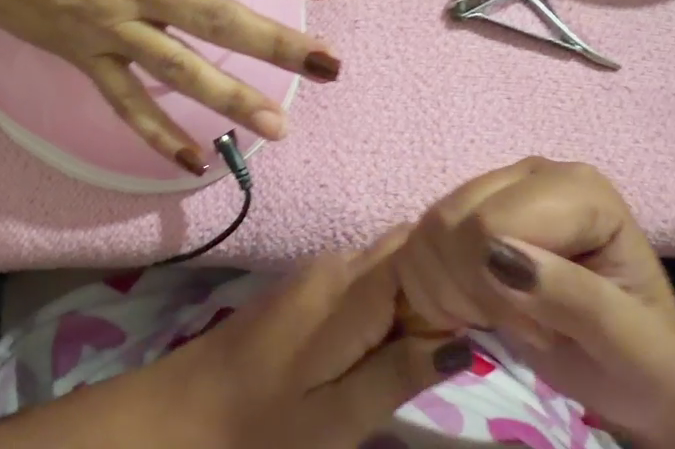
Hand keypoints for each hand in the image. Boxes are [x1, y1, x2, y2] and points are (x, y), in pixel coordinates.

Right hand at [0, 0, 340, 174]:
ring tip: (278, 126)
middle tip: (330, 66)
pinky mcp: (86, 60)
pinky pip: (126, 103)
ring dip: (231, 98)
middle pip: (218, 20)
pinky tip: (192, 161)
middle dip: (278, 43)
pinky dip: (157, 133)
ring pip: (180, 70)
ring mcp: (112, 30)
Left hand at [135, 228, 472, 447]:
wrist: (181, 410)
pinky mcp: (303, 288)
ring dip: (418, 291)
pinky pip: (363, 277)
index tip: (493, 312)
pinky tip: (398, 336)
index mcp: (346, 294)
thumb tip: (465, 338)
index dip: (460, 275)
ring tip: (446, 336)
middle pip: (406, 251)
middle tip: (477, 329)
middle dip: (443, 281)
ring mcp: (314, 273)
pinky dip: (389, 299)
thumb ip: (397, 373)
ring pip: (386, 263)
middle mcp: (333, 266)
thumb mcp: (337, 418)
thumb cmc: (259, 424)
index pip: (421, 253)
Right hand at [391, 158, 674, 439]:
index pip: (491, 222)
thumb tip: (501, 258)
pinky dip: (428, 290)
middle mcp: (528, 173)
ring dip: (448, 293)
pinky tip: (469, 311)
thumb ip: (576, 299)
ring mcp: (490, 189)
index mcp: (578, 189)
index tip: (545, 330)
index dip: (498, 287)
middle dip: (472, 292)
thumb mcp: (630, 344)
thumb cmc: (640, 355)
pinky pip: (411, 244)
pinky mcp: (462, 214)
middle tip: (521, 328)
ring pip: (425, 231)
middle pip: (451, 222)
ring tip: (498, 319)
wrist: (628, 370)